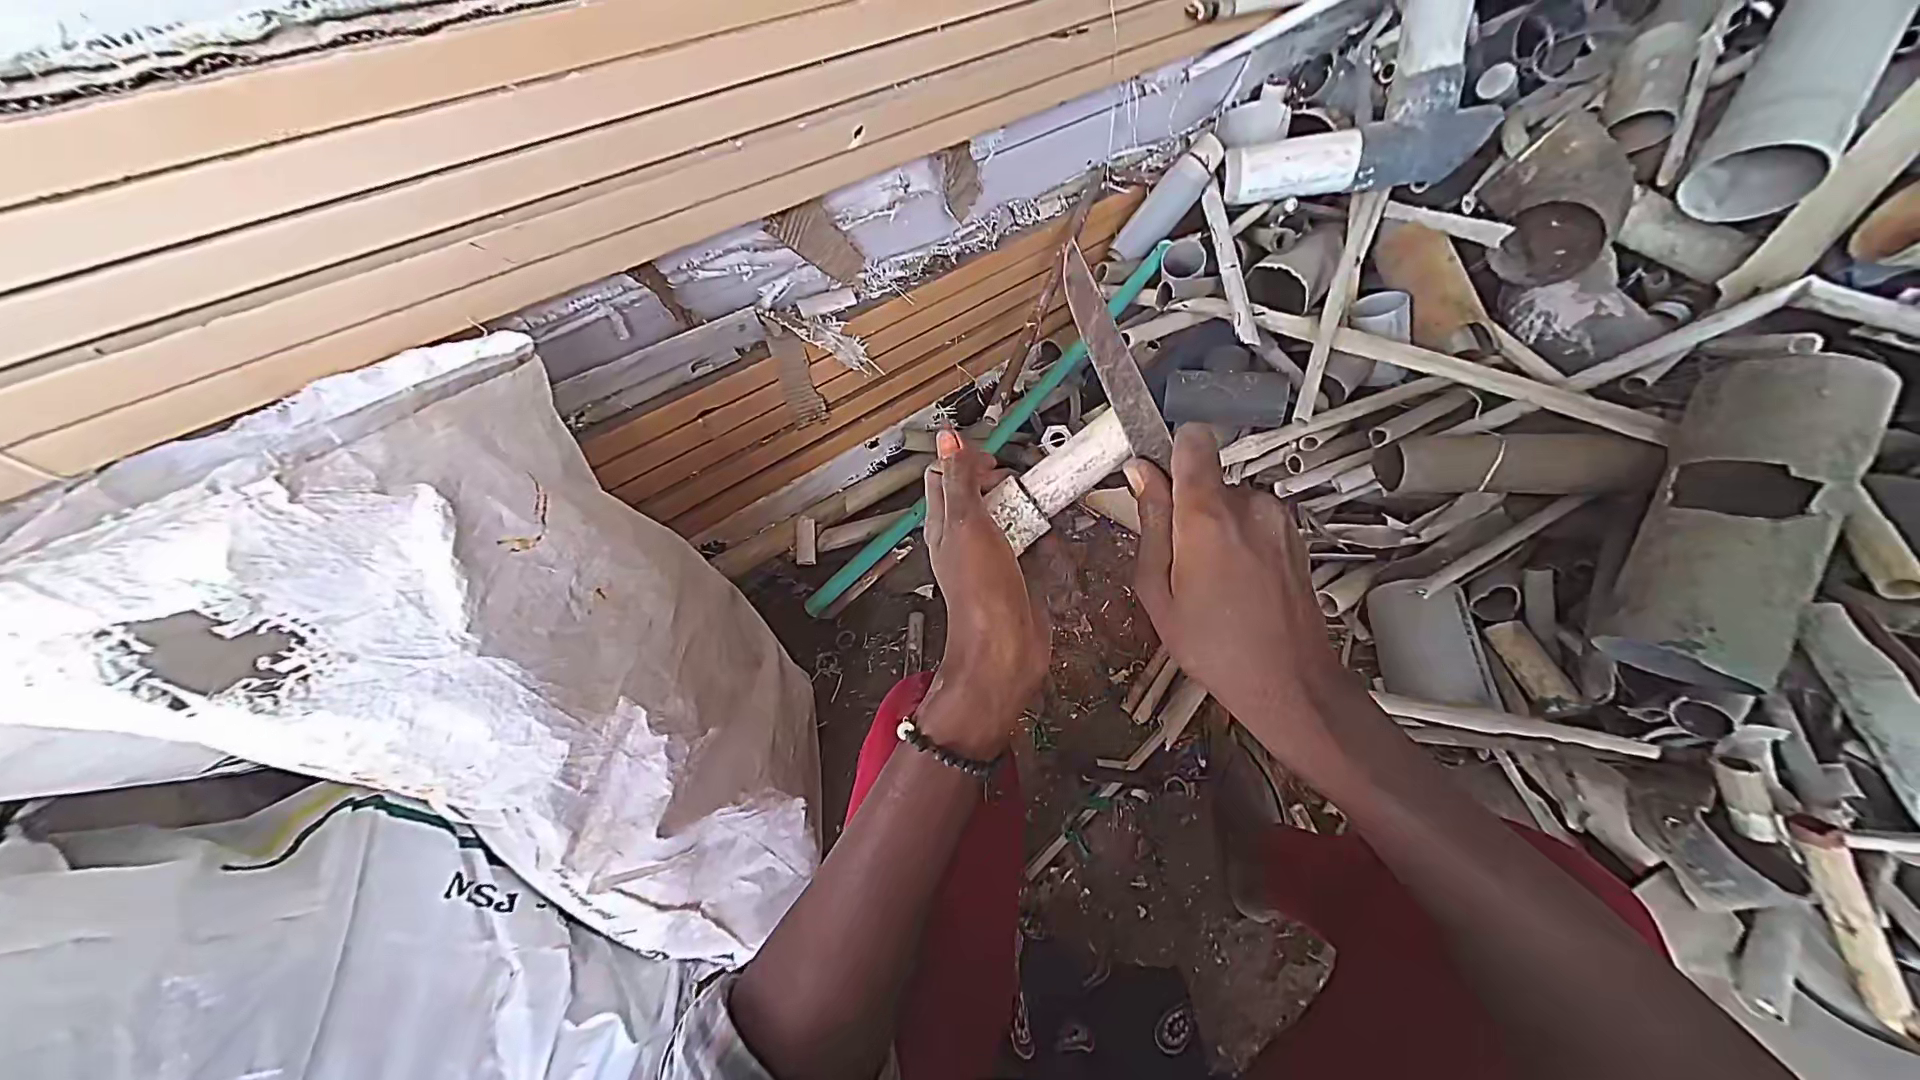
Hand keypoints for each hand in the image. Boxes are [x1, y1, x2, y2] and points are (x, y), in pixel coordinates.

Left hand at [919, 430, 1049, 757]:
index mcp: (944, 523)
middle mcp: (964, 537)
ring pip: (1008, 516)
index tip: (994, 456)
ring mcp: (991, 555)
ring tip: (1037, 506)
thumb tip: (949, 439)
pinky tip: (1048, 538)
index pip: (946, 475)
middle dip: (1002, 481)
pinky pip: (1028, 542)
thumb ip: (961, 480)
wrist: (1006, 646)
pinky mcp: (1015, 572)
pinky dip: (1041, 536)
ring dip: (1025, 507)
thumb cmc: (980, 594)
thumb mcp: (968, 524)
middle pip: (981, 493)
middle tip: (1021, 482)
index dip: (967, 458)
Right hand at [1127, 425, 1358, 757]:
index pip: (1190, 442)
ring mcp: (1277, 518)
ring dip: (1211, 524)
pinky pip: (1251, 516)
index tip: (1150, 471)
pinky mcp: (1293, 532)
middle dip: (1184, 505)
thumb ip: (1149, 523)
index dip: (1165, 452)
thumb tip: (1140, 477)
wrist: (1289, 681)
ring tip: (1207, 575)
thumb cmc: (1220, 648)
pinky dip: (1237, 536)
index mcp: (1207, 516)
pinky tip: (1232, 579)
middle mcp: (1249, 506)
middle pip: (1204, 476)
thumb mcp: (1158, 591)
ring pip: (1228, 498)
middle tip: (1175, 554)